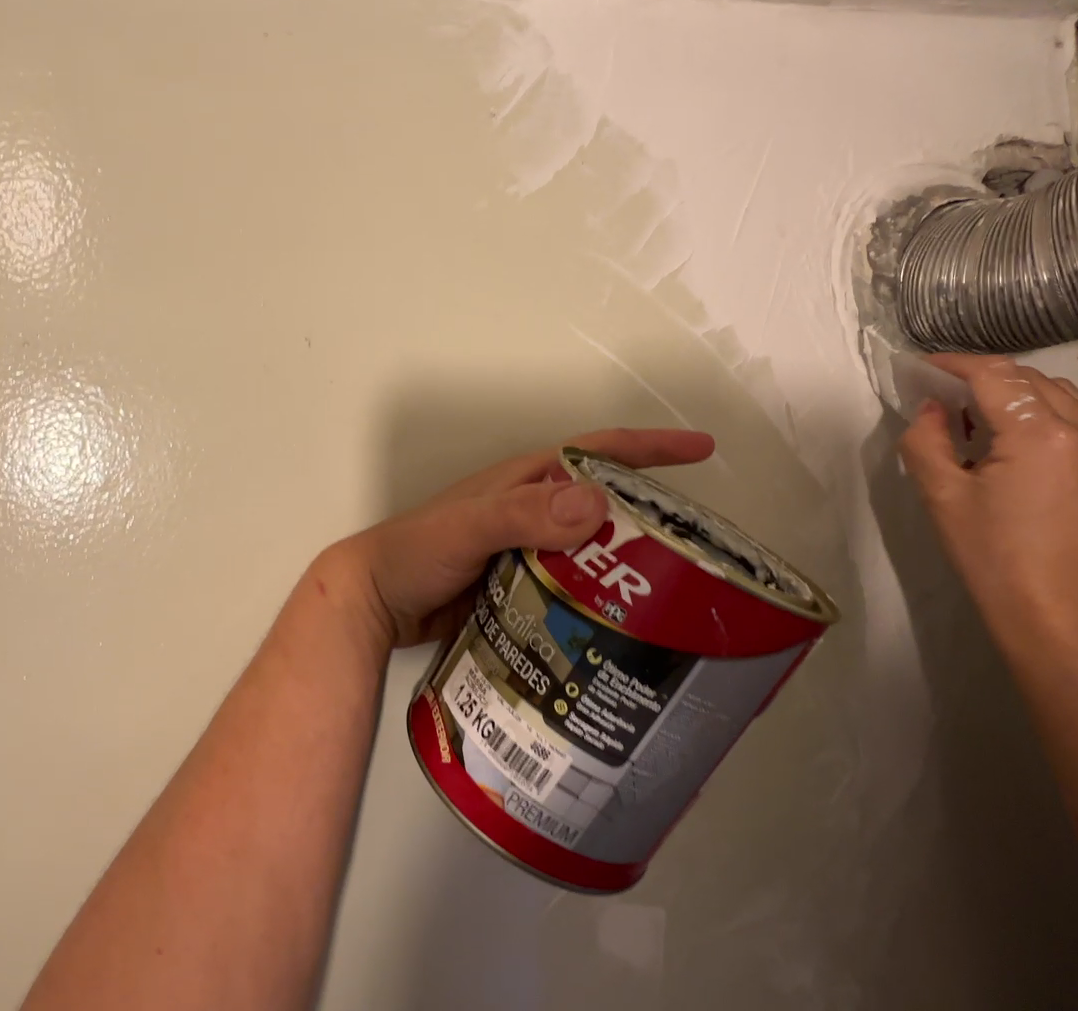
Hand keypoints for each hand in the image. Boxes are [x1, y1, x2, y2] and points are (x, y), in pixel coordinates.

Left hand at [319, 428, 715, 651]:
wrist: (374, 602)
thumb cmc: (415, 551)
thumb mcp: (468, 527)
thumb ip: (523, 515)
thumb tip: (597, 504)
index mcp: (526, 482)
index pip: (597, 454)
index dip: (649, 449)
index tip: (703, 450)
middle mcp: (532, 512)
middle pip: (603, 507)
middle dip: (649, 519)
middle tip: (697, 552)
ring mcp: (526, 552)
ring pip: (591, 552)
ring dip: (626, 567)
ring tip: (672, 599)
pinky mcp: (519, 589)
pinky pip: (570, 588)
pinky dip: (595, 599)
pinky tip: (619, 627)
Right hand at [899, 355, 1077, 652]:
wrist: (1058, 615)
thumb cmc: (992, 559)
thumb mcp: (942, 497)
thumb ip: (926, 441)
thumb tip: (931, 410)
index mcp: (1043, 435)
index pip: (995, 375)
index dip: (954, 364)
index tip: (920, 367)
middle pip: (1028, 379)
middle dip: (981, 379)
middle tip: (937, 396)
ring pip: (1055, 394)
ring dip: (1012, 395)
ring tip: (972, 418)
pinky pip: (1075, 418)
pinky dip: (1038, 415)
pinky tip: (1009, 441)